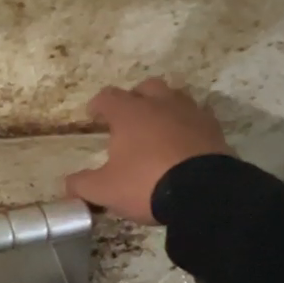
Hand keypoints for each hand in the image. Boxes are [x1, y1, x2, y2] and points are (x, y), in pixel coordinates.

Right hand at [65, 78, 232, 223]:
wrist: (205, 194)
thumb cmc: (146, 183)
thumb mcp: (104, 189)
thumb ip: (81, 184)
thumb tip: (68, 184)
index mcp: (130, 113)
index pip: (108, 97)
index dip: (98, 105)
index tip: (93, 115)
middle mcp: (161, 105)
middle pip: (147, 87)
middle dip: (136, 99)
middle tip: (129, 119)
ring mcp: (192, 115)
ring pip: (176, 99)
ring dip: (164, 109)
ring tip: (158, 130)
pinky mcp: (215, 131)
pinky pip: (198, 119)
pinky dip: (187, 127)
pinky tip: (183, 144)